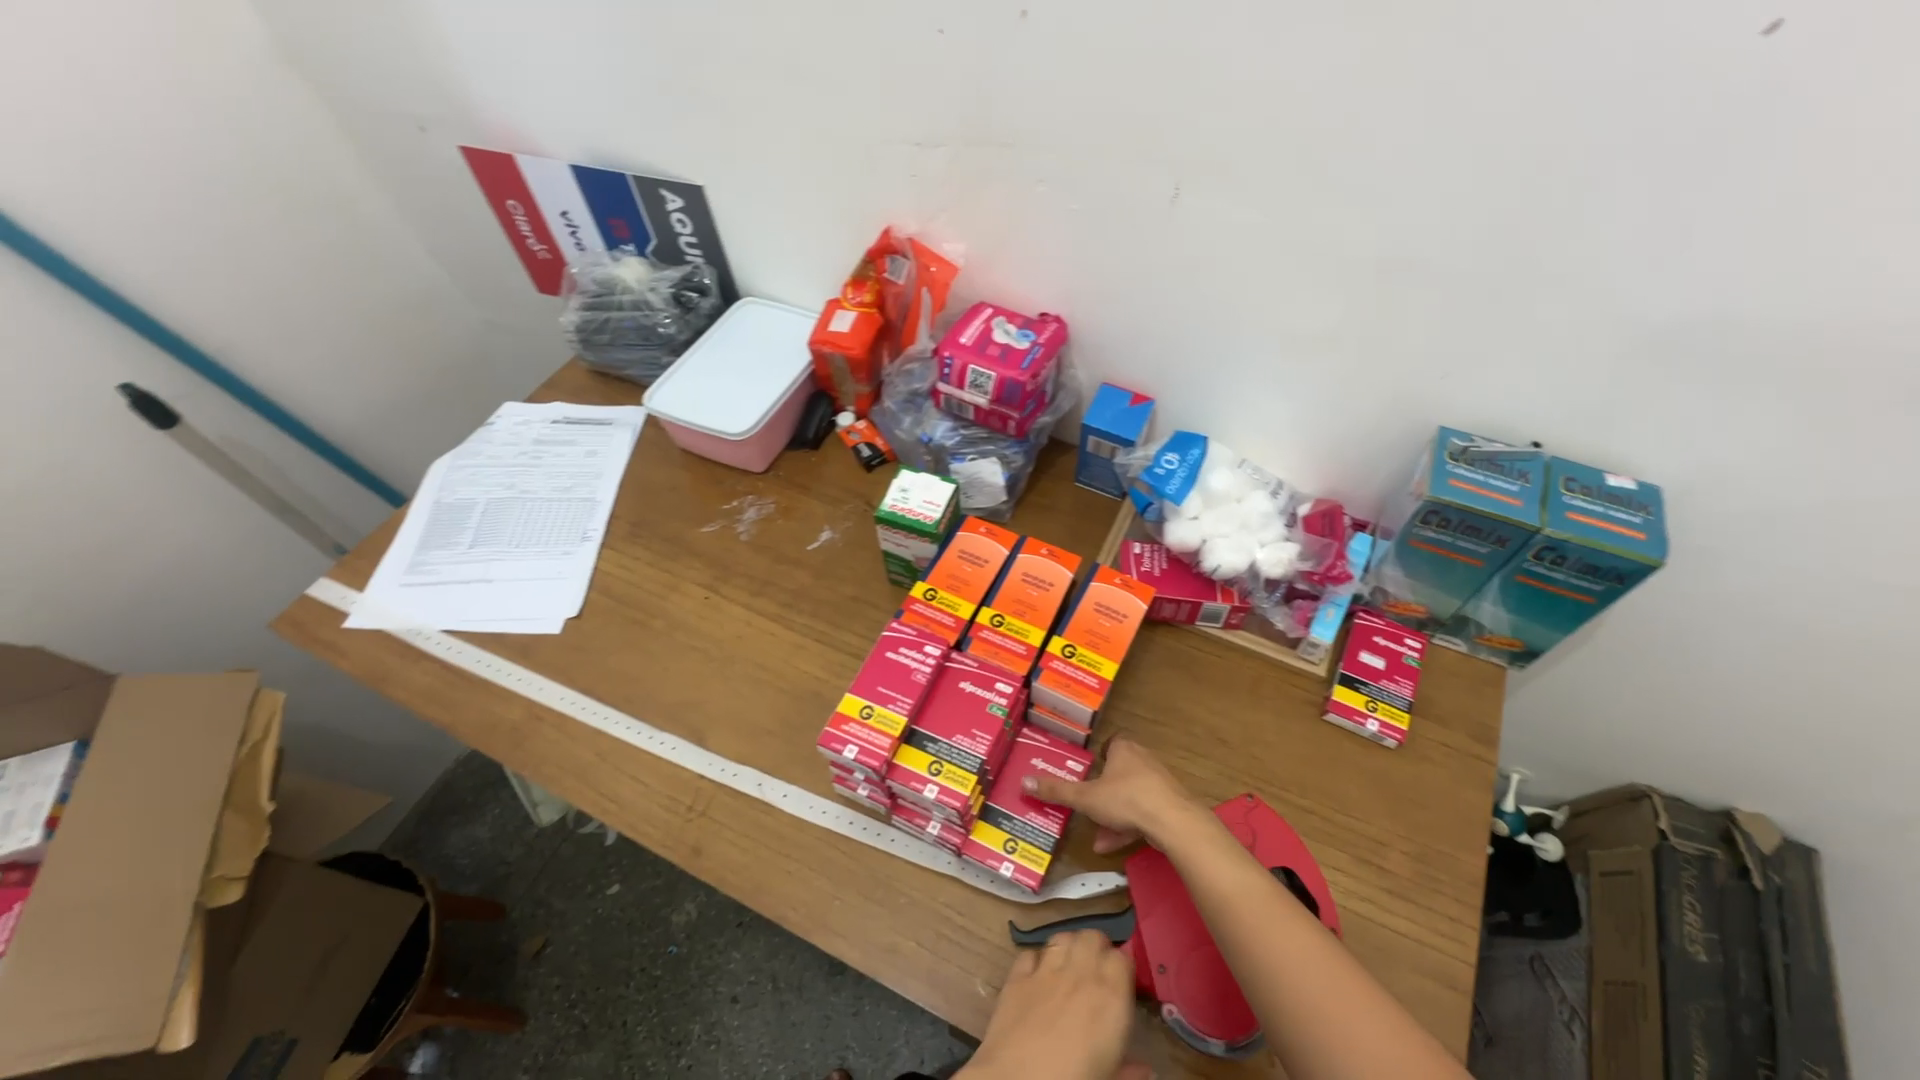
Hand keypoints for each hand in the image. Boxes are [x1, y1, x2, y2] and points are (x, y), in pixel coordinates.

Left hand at [958, 929, 1147, 1079]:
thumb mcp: (1110, 1078)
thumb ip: (1130, 1070)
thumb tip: (1146, 1070)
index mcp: (1111, 997)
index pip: (1123, 957)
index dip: (1122, 965)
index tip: (1122, 980)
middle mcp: (1080, 975)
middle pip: (1092, 937)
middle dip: (1097, 948)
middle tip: (1097, 969)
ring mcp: (1045, 973)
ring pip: (1062, 937)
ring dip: (1069, 947)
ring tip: (1070, 965)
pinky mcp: (1016, 979)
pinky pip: (1029, 954)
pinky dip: (1036, 960)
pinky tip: (1038, 976)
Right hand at [1024, 736, 1199, 853]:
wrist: (1173, 822)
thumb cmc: (1126, 798)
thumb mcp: (1085, 797)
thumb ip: (1056, 791)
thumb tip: (1023, 782)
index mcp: (1123, 749)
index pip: (1112, 742)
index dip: (1101, 753)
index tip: (1088, 768)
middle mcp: (1143, 760)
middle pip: (1119, 772)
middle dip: (1101, 792)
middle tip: (1086, 803)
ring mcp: (1158, 784)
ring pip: (1129, 797)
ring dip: (1112, 816)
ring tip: (1095, 835)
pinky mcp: (1167, 806)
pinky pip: (1142, 813)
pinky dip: (1126, 827)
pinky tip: (1110, 846)